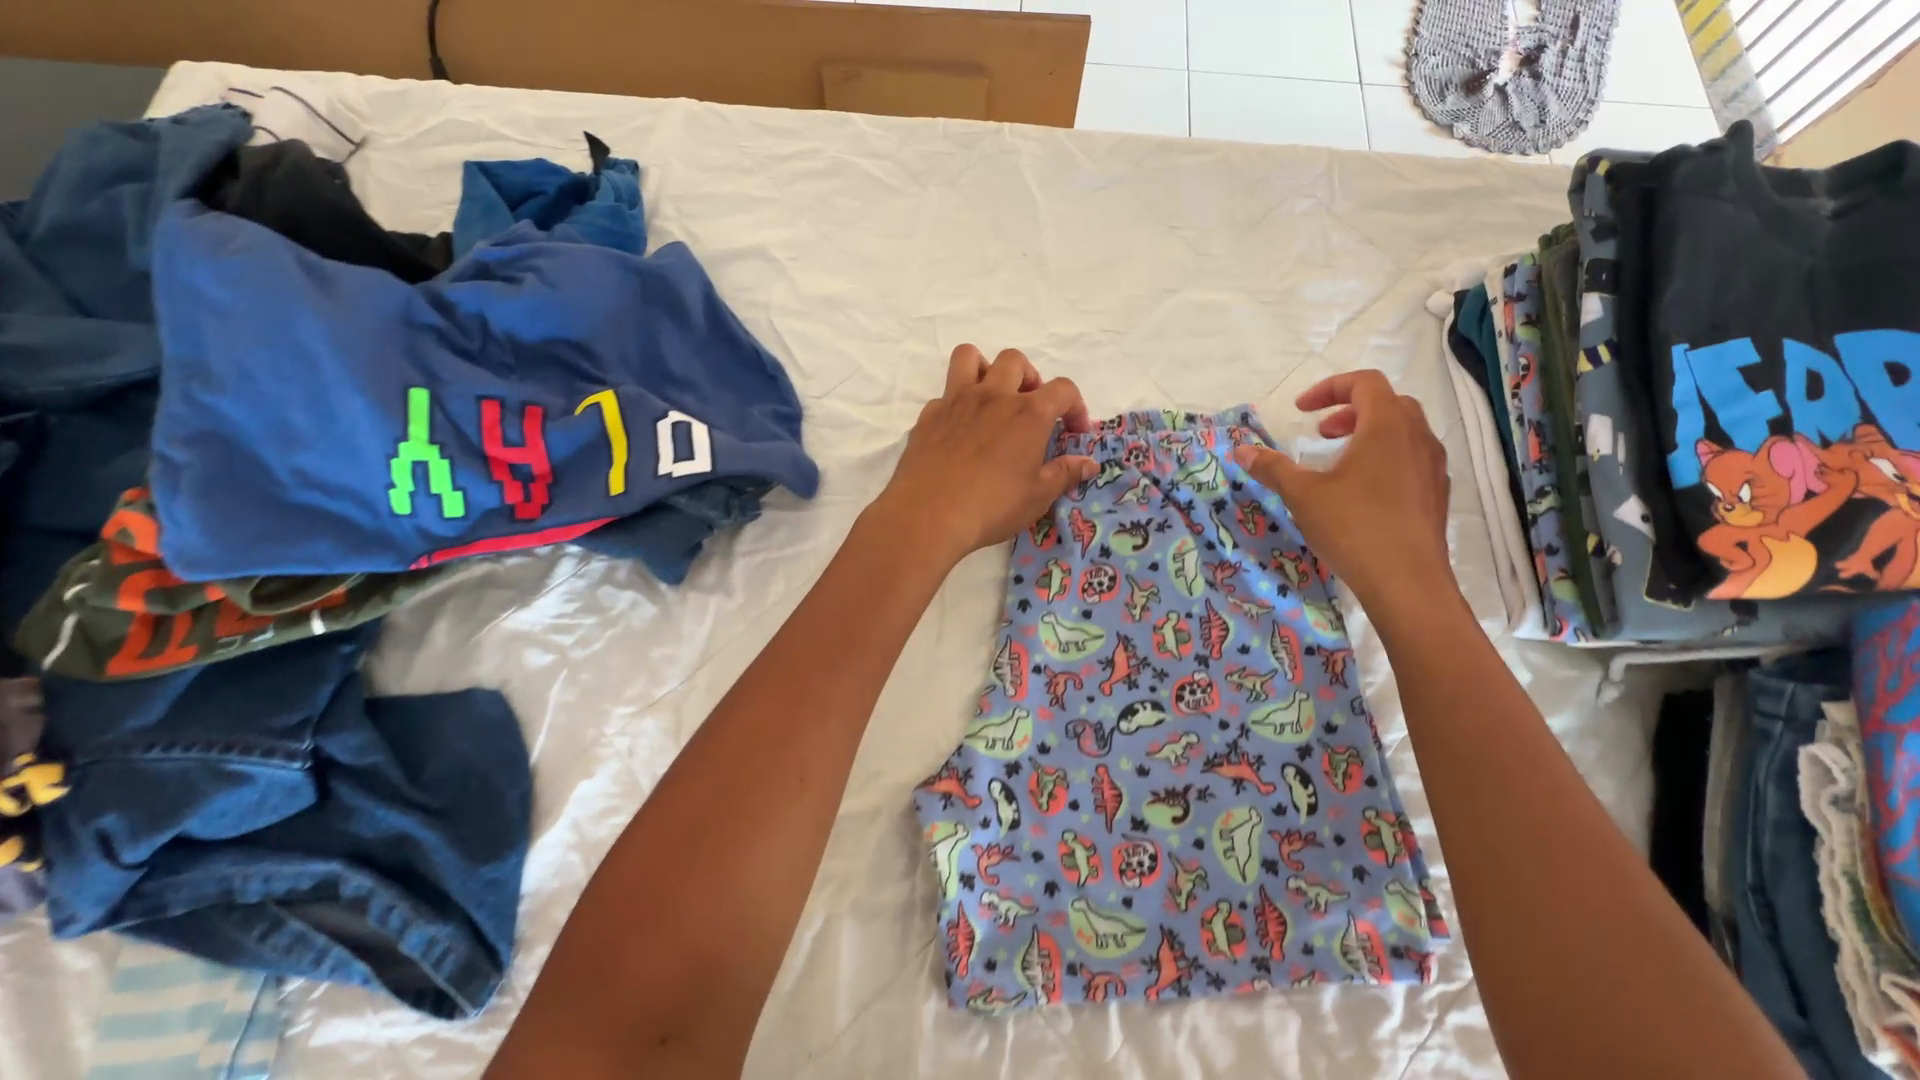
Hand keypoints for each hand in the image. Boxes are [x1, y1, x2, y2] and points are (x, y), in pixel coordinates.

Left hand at [873, 345, 1095, 565]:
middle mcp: (993, 396)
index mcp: (1028, 413)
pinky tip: (959, 431)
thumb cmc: (992, 507)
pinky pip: (944, 393)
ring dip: (985, 369)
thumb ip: (1064, 474)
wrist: (928, 514)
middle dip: (1030, 377)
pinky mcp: (928, 415)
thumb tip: (1088, 464)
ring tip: (991, 397)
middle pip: (1015, 361)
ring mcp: (956, 401)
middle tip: (1031, 408)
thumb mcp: (1037, 496)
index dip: (1075, 406)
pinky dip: (956, 404)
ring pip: (970, 357)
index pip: (1063, 389)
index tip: (1074, 431)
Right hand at [1230, 370, 1451, 606]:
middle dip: (1350, 410)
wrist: (1408, 582)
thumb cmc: (1354, 528)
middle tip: (1321, 433)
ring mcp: (1433, 467)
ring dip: (1369, 434)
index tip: (1301, 410)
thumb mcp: (1303, 495)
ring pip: (1404, 432)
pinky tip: (1363, 492)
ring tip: (1339, 461)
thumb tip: (1242, 451)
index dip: (1330, 388)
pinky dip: (1386, 459)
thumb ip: (1273, 468)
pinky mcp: (1437, 495)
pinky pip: (1412, 460)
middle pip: (1388, 403)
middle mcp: (1417, 437)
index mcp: (1387, 426)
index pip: (1365, 383)